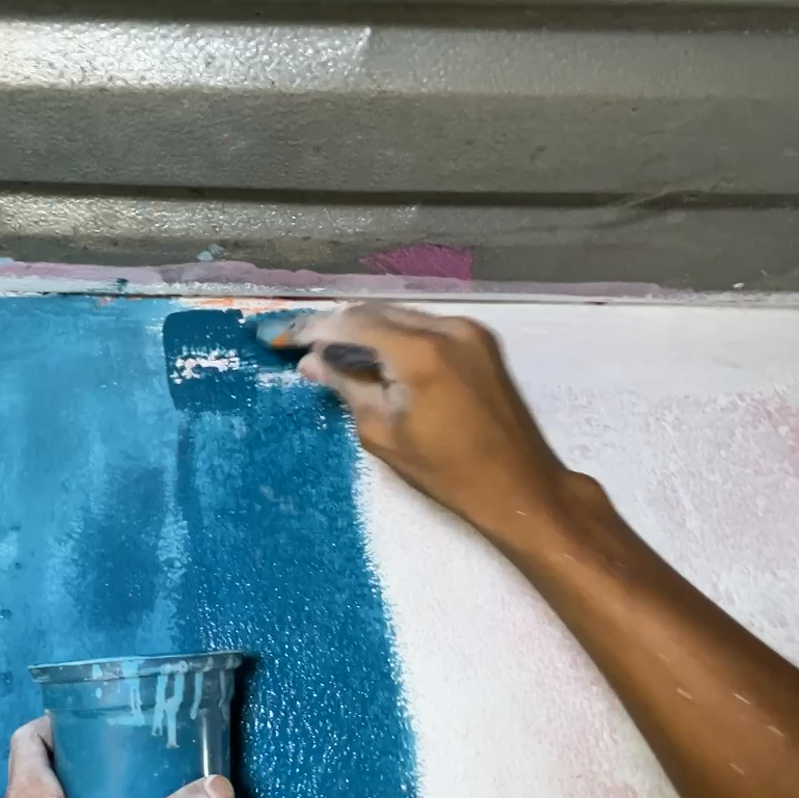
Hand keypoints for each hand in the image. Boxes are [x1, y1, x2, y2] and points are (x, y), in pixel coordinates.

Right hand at [278, 304, 605, 553]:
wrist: (518, 485)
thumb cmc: (446, 471)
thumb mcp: (382, 432)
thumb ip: (346, 387)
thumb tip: (312, 362)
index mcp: (420, 352)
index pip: (352, 324)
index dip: (311, 329)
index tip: (280, 339)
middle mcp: (447, 327)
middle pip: (376, 312)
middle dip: (334, 326)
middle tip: (298, 342)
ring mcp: (469, 330)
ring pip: (400, 316)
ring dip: (363, 329)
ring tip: (328, 349)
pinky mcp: (480, 340)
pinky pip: (423, 326)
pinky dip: (393, 335)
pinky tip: (372, 353)